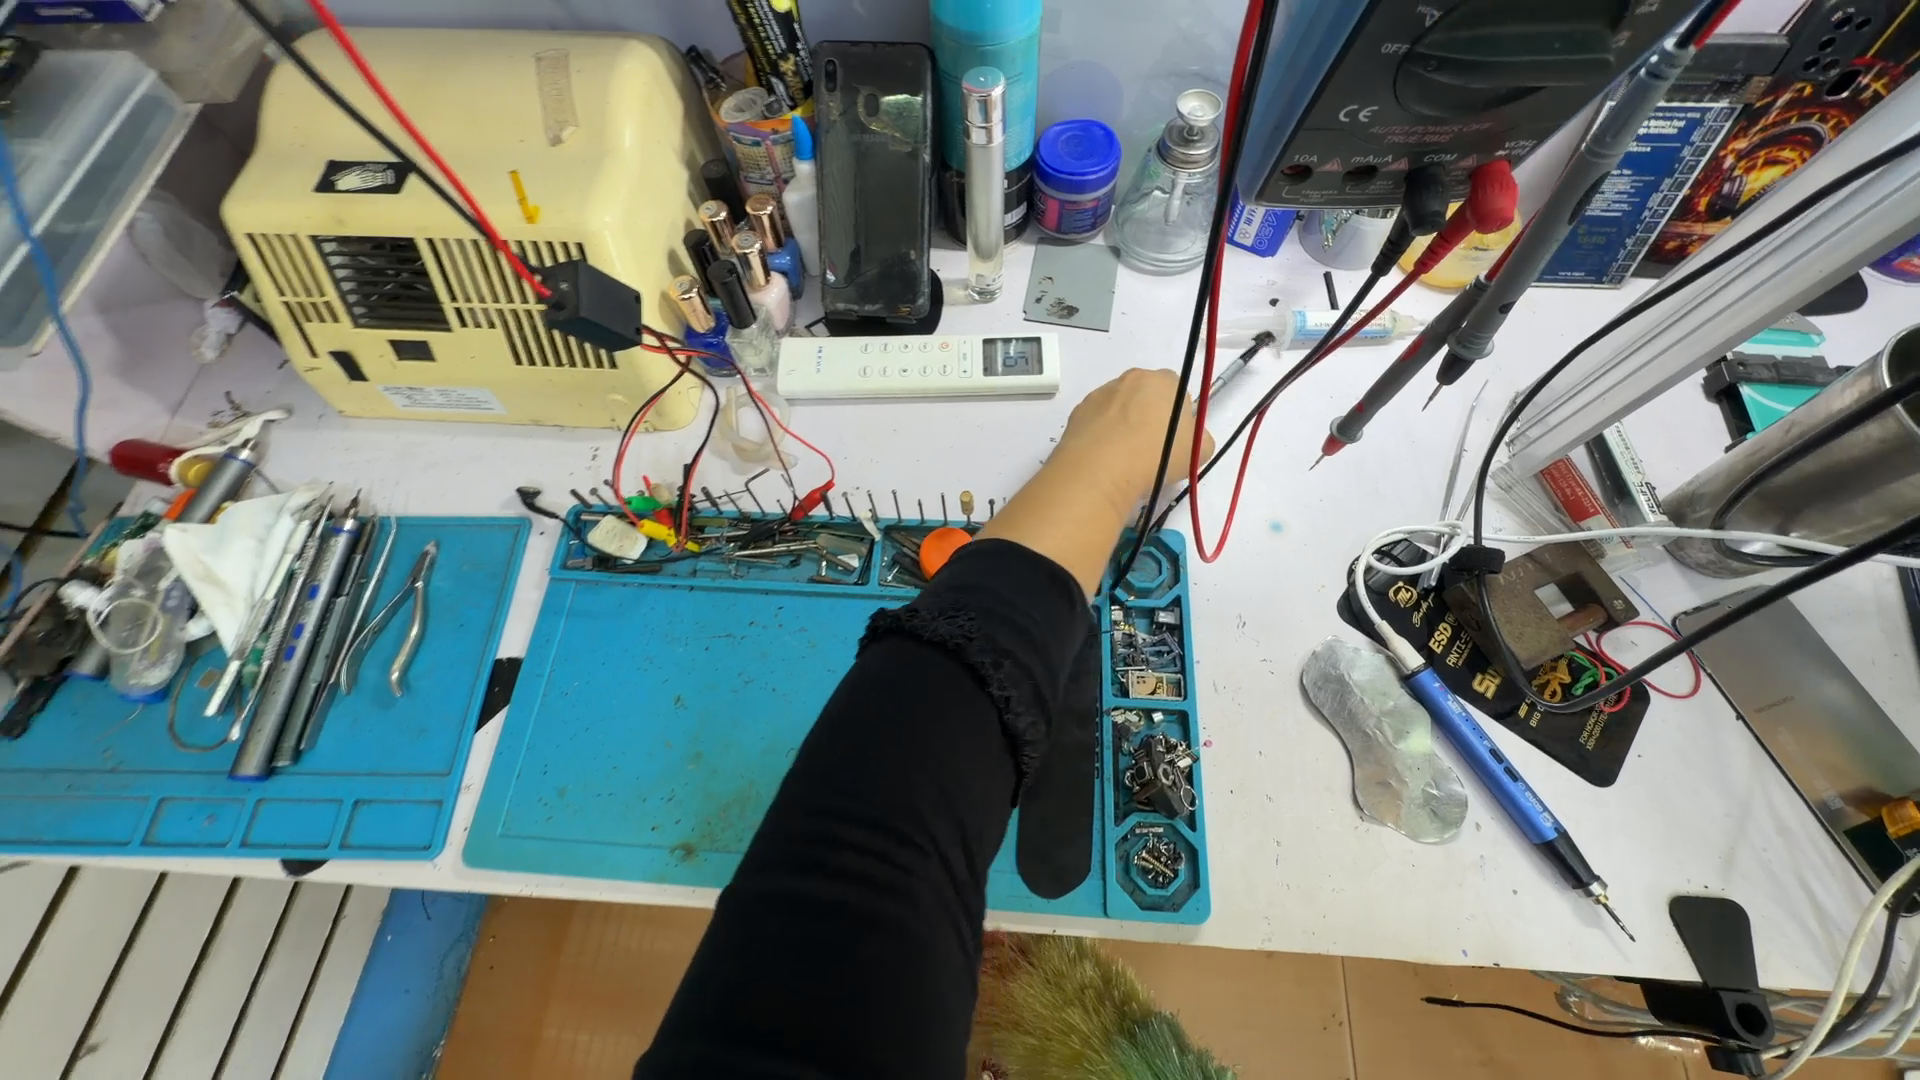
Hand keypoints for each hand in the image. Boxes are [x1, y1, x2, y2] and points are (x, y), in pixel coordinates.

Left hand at [977, 370, 1213, 595]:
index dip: (1177, 419)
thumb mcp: (1197, 453)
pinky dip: (1100, 435)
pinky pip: (1095, 422)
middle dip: (1147, 418)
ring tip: (1122, 458)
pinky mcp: (1077, 412)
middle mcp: (1131, 378)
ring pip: (1117, 408)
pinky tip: (1103, 458)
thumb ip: (1200, 439)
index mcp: (1165, 380)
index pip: (1177, 393)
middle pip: (1144, 397)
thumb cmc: (1156, 456)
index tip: (1172, 443)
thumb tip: (1191, 439)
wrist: (1100, 471)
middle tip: (1148, 451)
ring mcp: (1100, 394)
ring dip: (1121, 426)